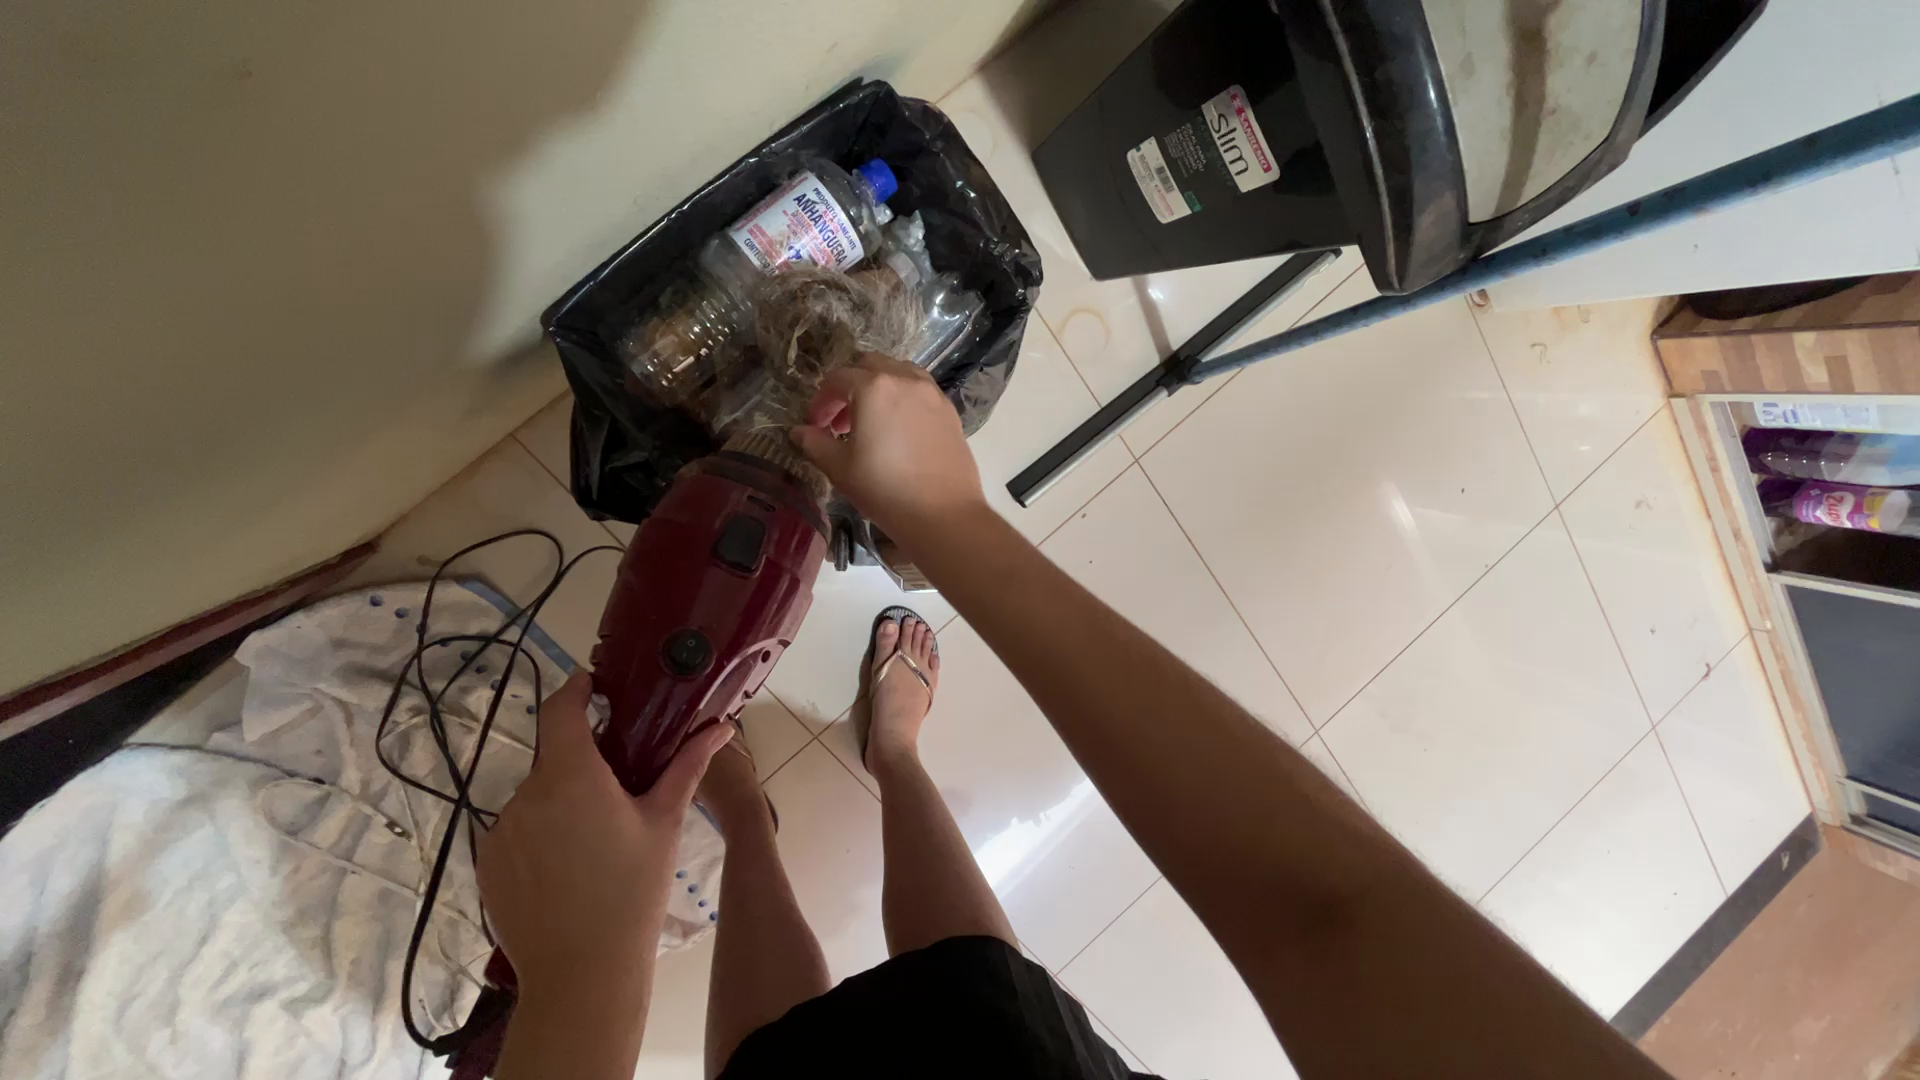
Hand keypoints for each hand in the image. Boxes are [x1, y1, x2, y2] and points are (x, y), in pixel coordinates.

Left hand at [476, 672, 734, 1001]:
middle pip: (554, 755)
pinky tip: (569, 865)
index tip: (597, 684)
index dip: (576, 688)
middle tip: (620, 783)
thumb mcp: (666, 821)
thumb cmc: (634, 888)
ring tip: (597, 834)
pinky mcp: (487, 863)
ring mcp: (500, 831)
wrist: (583, 972)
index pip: (560, 709)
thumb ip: (687, 765)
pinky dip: (541, 831)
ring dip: (563, 798)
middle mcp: (526, 794)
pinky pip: (517, 828)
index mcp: (571, 775)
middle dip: (585, 759)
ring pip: (537, 794)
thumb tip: (721, 727)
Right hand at [789, 353, 989, 543]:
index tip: (815, 426)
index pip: (837, 380)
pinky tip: (899, 430)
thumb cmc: (885, 489)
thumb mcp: (840, 468)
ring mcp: (932, 393)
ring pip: (899, 373)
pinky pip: (920, 391)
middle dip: (850, 388)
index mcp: (874, 387)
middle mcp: (905, 380)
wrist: (944, 514)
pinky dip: (903, 399)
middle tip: (841, 422)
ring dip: (879, 388)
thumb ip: (815, 443)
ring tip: (872, 422)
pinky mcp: (950, 411)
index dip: (820, 401)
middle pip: (869, 366)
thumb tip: (799, 432)